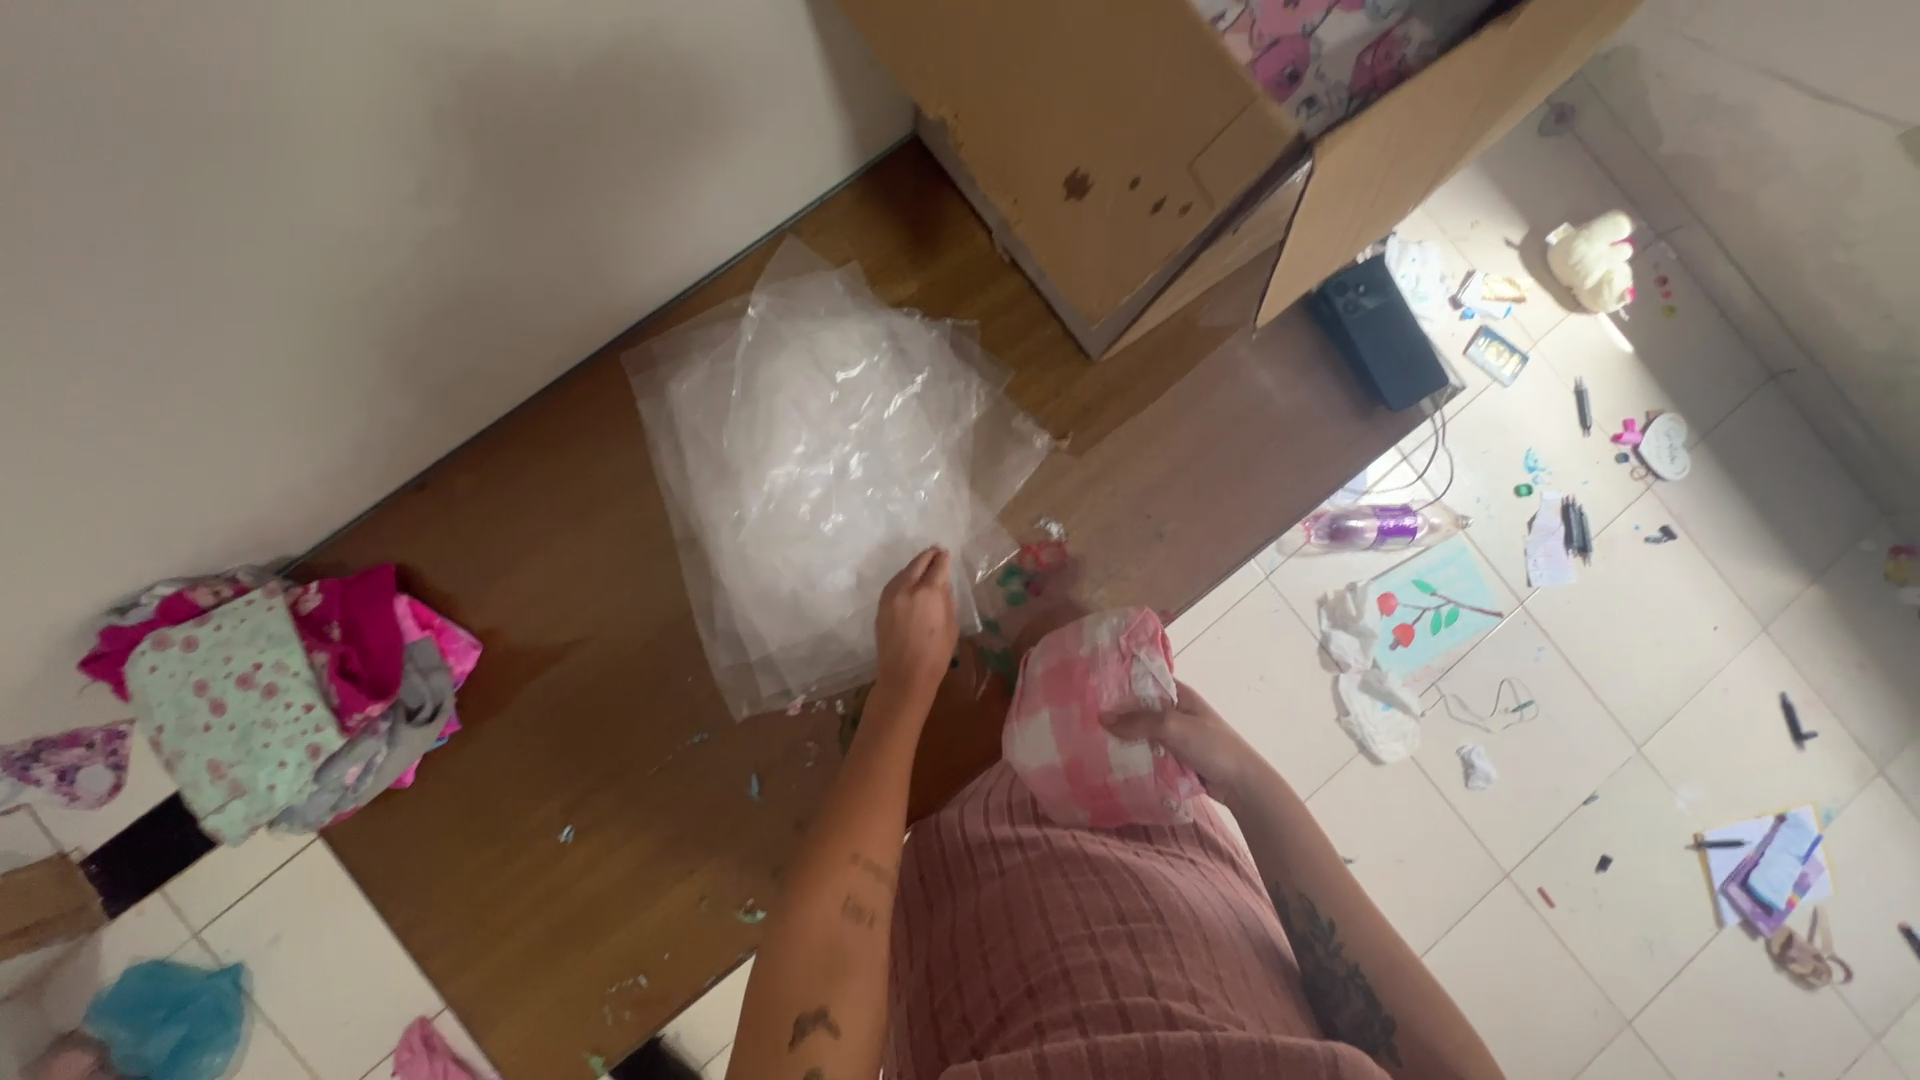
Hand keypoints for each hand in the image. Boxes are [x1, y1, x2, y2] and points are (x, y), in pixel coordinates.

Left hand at [874, 547, 957, 699]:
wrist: (904, 676)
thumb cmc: (936, 655)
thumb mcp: (951, 625)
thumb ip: (946, 599)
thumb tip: (942, 583)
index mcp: (929, 592)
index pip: (938, 566)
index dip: (943, 558)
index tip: (946, 554)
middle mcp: (907, 588)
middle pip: (918, 563)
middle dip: (928, 555)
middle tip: (935, 551)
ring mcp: (890, 596)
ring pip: (903, 571)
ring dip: (914, 566)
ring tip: (923, 564)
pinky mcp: (881, 606)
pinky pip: (894, 584)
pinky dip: (903, 577)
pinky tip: (909, 580)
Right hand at [1107, 680, 1267, 803]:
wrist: (1240, 783)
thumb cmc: (1211, 745)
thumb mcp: (1173, 726)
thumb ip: (1138, 721)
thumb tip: (1102, 718)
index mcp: (1179, 693)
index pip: (1144, 681)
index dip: (1120, 684)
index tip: (1093, 689)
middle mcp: (1174, 710)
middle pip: (1139, 708)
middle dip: (1117, 714)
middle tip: (1085, 717)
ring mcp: (1174, 734)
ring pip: (1141, 731)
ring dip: (1124, 736)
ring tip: (1091, 738)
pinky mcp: (1173, 756)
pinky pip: (1147, 750)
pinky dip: (1133, 753)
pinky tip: (1111, 756)